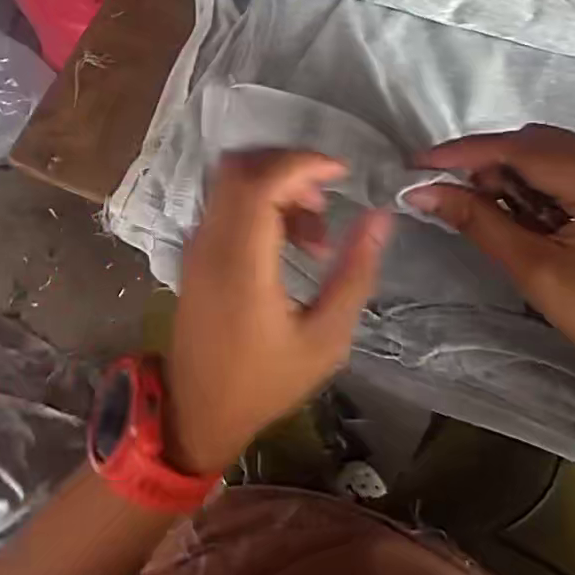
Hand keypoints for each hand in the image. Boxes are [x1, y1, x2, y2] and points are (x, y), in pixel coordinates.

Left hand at [164, 151, 391, 474]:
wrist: (198, 409)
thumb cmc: (265, 381)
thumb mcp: (326, 338)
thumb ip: (354, 273)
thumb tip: (380, 217)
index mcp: (241, 262)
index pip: (261, 183)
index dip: (302, 164)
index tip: (342, 172)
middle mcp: (211, 241)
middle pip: (241, 169)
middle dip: (289, 169)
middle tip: (326, 200)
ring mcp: (197, 243)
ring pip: (232, 182)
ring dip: (276, 187)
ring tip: (314, 236)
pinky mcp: (195, 251)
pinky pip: (226, 204)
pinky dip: (259, 204)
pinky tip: (288, 243)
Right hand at [405, 126, 574, 406]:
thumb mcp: (538, 272)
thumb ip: (478, 220)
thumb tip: (421, 191)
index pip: (527, 149)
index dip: (466, 152)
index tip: (417, 162)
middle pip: (538, 145)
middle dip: (490, 168)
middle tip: (454, 198)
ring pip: (549, 154)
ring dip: (512, 179)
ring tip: (498, 218)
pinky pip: (568, 169)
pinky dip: (536, 188)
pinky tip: (528, 218)